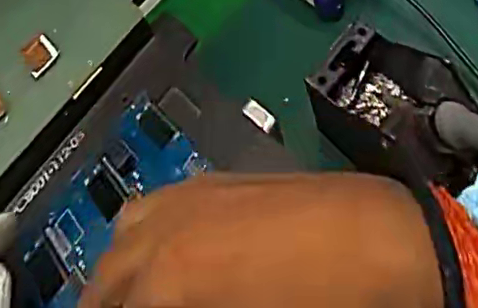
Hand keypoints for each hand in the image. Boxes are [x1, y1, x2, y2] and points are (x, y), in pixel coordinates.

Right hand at [79, 173, 440, 307]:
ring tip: (134, 298)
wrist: (372, 240)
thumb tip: (163, 306)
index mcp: (168, 277)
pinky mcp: (214, 181)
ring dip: (120, 269)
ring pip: (125, 231)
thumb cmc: (315, 303)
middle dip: (105, 302)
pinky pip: (157, 207)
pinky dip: (146, 236)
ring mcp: (191, 194)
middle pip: (106, 276)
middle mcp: (167, 226)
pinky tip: (164, 259)